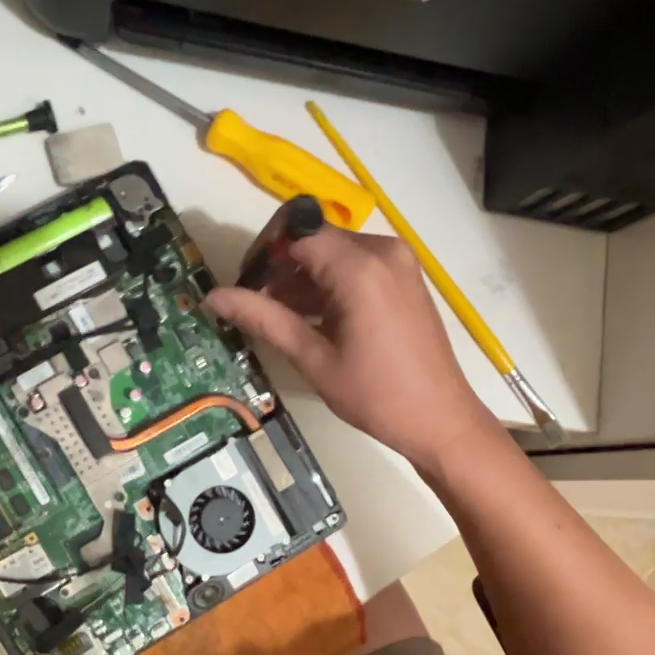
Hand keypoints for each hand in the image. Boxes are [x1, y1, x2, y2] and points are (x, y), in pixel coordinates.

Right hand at [207, 224, 496, 468]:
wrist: (439, 419)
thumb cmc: (376, 395)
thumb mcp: (313, 358)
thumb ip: (264, 319)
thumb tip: (215, 297)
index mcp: (361, 268)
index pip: (298, 235)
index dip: (265, 255)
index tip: (243, 285)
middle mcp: (384, 252)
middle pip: (317, 241)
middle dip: (283, 268)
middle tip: (256, 305)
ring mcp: (399, 264)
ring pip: (336, 254)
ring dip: (305, 279)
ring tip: (279, 319)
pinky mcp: (406, 278)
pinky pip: (358, 266)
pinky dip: (331, 285)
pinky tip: (312, 320)